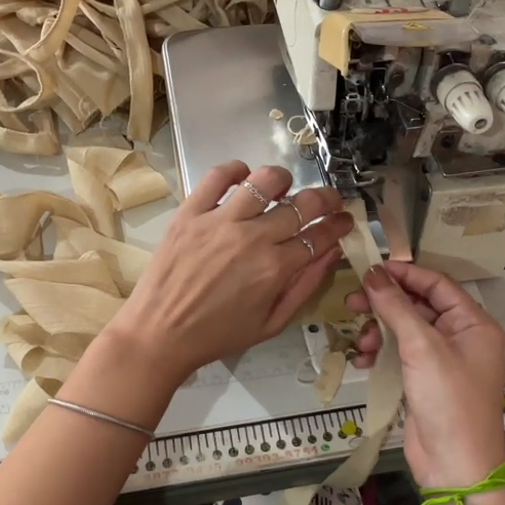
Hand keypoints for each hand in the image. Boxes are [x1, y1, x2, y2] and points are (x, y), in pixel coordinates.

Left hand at [103, 161, 352, 386]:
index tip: (345, 220)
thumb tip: (330, 252)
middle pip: (302, 204)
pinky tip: (243, 179)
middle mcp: (252, 238)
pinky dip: (235, 170)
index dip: (339, 224)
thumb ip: (305, 287)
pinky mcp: (190, 212)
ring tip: (283, 187)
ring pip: (264, 180)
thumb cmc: (218, 335)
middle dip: (325, 198)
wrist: (159, 334)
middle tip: (328, 200)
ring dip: (282, 179)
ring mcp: (219, 221)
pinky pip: (217, 176)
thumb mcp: (271, 323)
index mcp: (275, 269)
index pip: (320, 235)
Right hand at [345, 261, 504, 487]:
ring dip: (378, 331)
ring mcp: (442, 361)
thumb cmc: (448, 400)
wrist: (456, 467)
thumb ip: (396, 307)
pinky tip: (361, 360)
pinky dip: (379, 354)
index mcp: (473, 323)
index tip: (369, 268)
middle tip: (350, 301)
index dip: (404, 274)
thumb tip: (372, 273)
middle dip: (384, 304)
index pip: (437, 284)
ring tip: (359, 340)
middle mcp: (461, 337)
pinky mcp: (424, 382)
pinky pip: (399, 355)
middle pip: (418, 306)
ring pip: (404, 331)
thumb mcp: (422, 348)